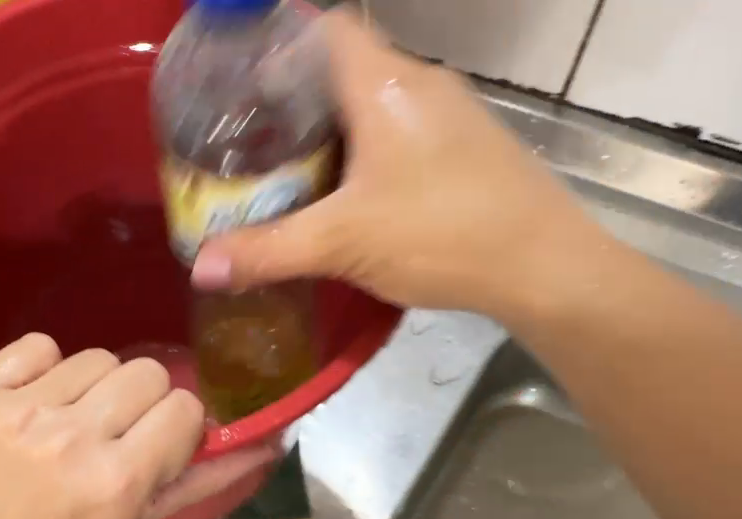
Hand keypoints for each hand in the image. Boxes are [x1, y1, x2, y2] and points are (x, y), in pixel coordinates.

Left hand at [0, 334, 277, 518]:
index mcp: (116, 480)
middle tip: (113, 432)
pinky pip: (37, 345)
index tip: (154, 443)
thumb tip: (268, 440)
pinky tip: (34, 406)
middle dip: (139, 402)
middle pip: (144, 372)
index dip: (175, 425)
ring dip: (92, 387)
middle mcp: (68, 440)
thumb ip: (203, 478)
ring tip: (69, 423)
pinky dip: (43, 369)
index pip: (183, 407)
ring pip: (94, 356)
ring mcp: (16, 414)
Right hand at [190, 12, 606, 320]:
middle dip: (296, 100)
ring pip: (376, 104)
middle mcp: (421, 84)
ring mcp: (451, 116)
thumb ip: (268, 252)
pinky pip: (402, 134)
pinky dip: (366, 153)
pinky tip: (349, 197)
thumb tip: (200, 267)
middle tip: (253, 140)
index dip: (281, 42)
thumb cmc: (441, 235)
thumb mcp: (342, 244)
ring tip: (290, 172)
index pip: (326, 28)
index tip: (244, 79)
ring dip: (333, 131)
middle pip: (346, 69)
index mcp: (385, 85)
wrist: (541, 264)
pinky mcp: (467, 149)